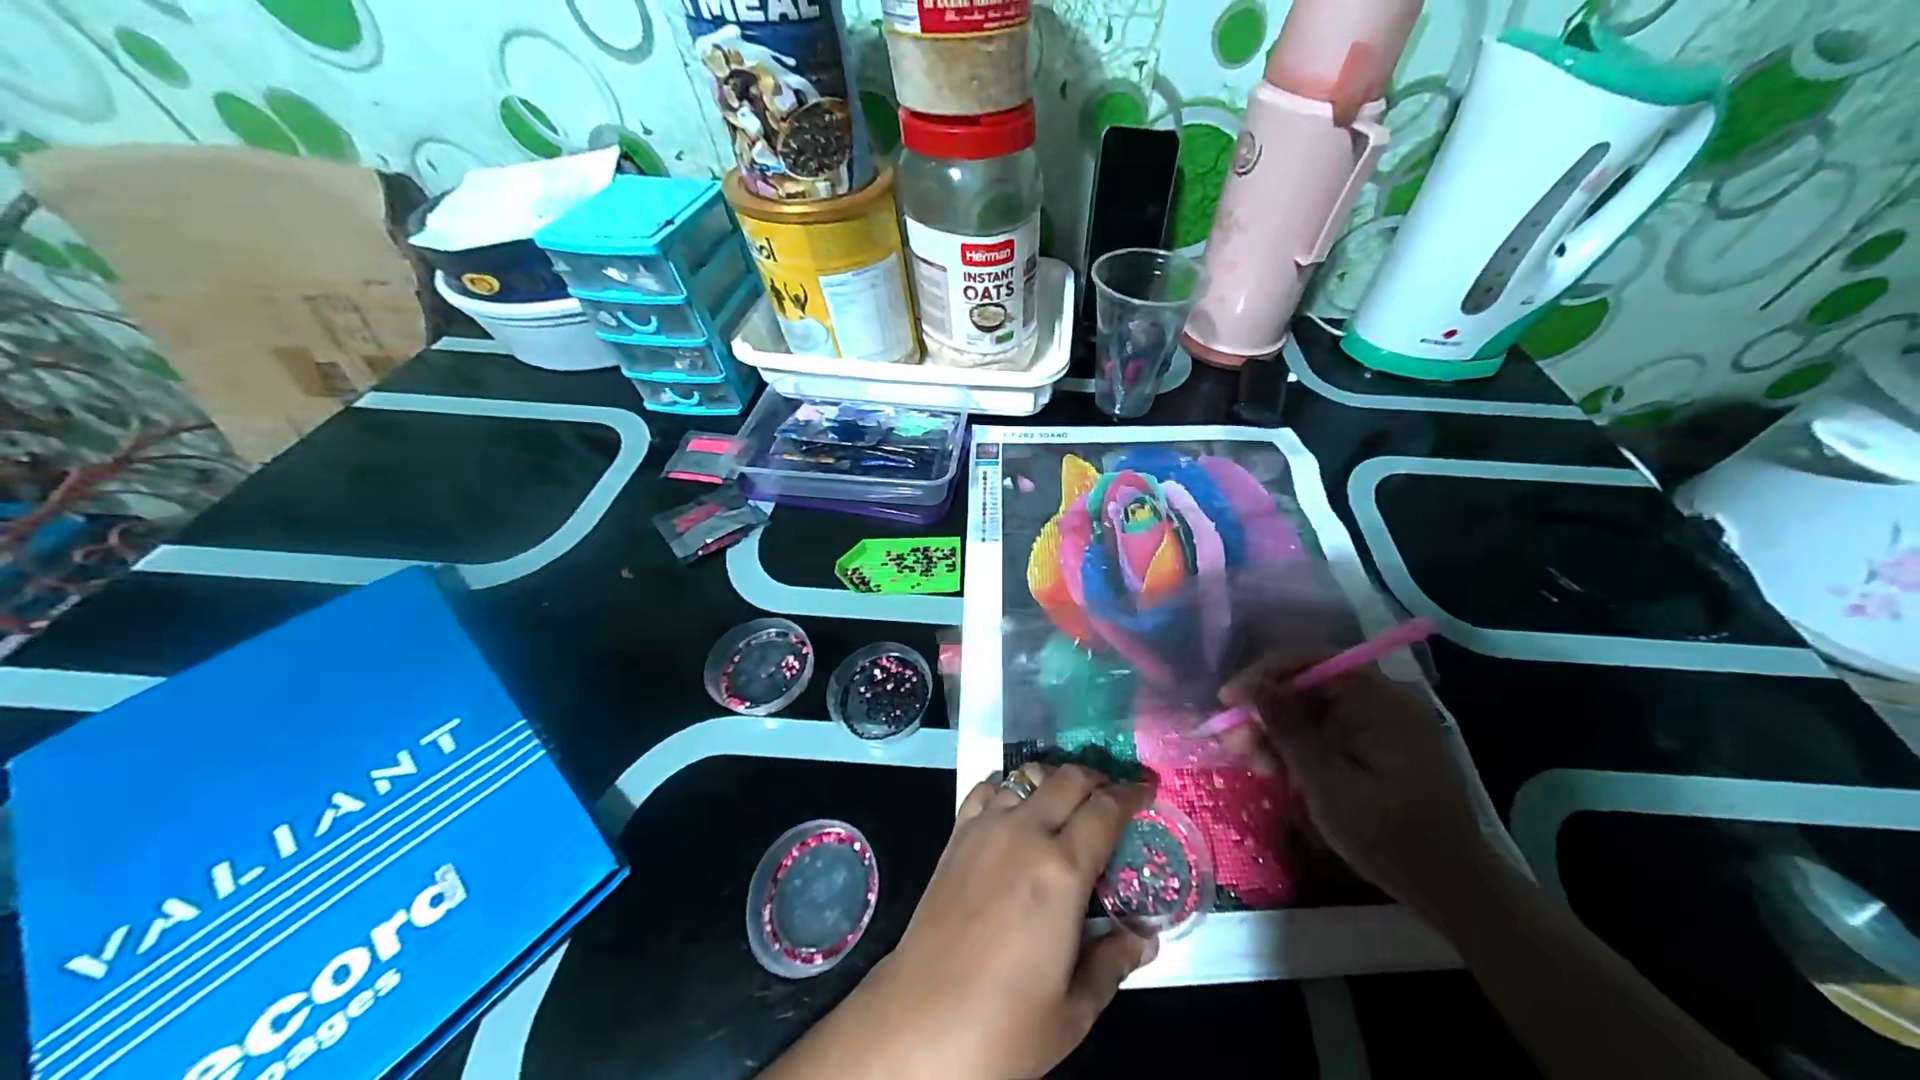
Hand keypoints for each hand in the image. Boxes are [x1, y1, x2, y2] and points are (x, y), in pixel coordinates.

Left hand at [769, 764, 1157, 1079]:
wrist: (919, 1021)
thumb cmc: (1006, 1023)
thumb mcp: (1076, 1006)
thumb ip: (1113, 960)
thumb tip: (1145, 938)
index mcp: (1062, 870)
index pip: (1106, 809)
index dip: (1132, 794)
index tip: (1147, 790)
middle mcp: (1024, 834)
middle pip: (1068, 779)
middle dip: (1097, 779)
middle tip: (1113, 797)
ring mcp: (984, 830)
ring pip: (1026, 776)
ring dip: (1054, 780)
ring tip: (1068, 803)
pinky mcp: (955, 837)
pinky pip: (986, 790)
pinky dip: (1009, 787)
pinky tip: (1017, 810)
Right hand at [1220, 656, 1504, 918]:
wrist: (1454, 887)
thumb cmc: (1388, 835)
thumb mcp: (1326, 782)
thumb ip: (1288, 728)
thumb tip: (1252, 684)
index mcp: (1379, 700)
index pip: (1310, 661)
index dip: (1263, 675)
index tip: (1227, 702)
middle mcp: (1384, 700)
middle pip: (1309, 685)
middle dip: (1266, 710)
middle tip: (1233, 743)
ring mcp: (1385, 722)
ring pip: (1315, 709)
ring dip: (1278, 731)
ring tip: (1253, 763)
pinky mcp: (1382, 744)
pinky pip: (1331, 729)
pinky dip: (1302, 745)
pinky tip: (1278, 768)